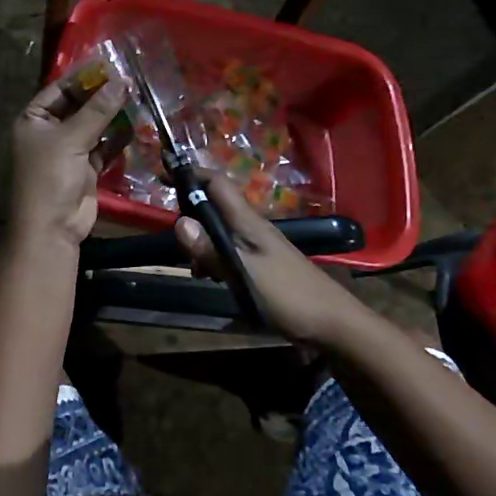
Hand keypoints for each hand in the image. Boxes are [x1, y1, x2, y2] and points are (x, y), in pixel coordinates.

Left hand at [8, 75, 126, 246]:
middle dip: (102, 94)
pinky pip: (104, 146)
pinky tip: (136, 125)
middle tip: (130, 78)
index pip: (59, 89)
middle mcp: (49, 132)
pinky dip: (117, 138)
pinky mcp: (86, 168)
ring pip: (94, 126)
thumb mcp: (72, 138)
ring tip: (138, 96)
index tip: (110, 63)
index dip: (84, 76)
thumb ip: (98, 109)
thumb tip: (122, 81)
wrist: (53, 226)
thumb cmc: (51, 176)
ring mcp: (68, 151)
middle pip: (79, 106)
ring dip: (113, 115)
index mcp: (34, 120)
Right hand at [175, 174, 371, 344]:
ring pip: (221, 230)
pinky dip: (214, 257)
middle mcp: (253, 227)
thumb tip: (179, 222)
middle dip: (190, 212)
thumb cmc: (288, 295)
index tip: (163, 172)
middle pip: (216, 205)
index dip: (192, 173)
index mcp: (248, 221)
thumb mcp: (243, 273)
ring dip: (201, 241)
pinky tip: (211, 277)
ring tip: (194, 268)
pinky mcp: (263, 264)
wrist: (331, 322)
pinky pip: (230, 250)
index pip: (217, 183)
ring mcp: (259, 245)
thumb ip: (211, 250)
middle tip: (171, 237)